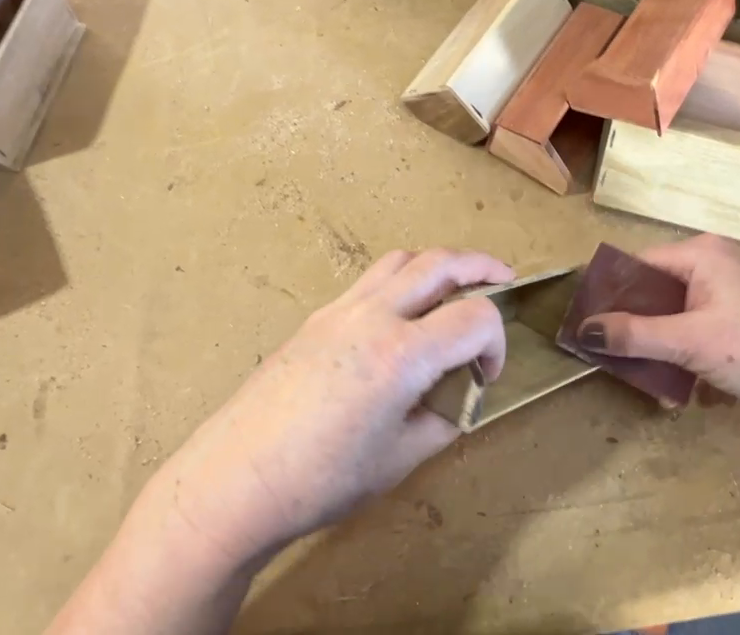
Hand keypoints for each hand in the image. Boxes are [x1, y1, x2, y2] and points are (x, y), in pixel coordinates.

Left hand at [136, 249, 513, 566]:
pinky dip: (400, 280)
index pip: (475, 319)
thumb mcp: (398, 461)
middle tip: (503, 279)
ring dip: (437, 264)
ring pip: (401, 259)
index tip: (486, 377)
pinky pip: (369, 280)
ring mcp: (340, 311)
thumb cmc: (321, 480)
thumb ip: (439, 421)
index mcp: (402, 354)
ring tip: (454, 285)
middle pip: (440, 263)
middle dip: (480, 266)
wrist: (235, 478)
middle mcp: (374, 316)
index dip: (496, 344)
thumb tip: (455, 403)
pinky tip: (400, 314)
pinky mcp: (316, 318)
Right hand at [574, 235, 739, 411]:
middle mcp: (717, 259)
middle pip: (659, 289)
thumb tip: (584, 331)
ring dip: (666, 346)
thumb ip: (634, 335)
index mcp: (701, 252)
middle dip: (640, 329)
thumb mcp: (689, 344)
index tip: (590, 327)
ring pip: (681, 310)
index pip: (639, 265)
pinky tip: (690, 384)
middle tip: (622, 360)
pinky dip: (691, 348)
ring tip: (657, 382)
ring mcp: (736, 284)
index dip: (612, 295)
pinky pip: (704, 322)